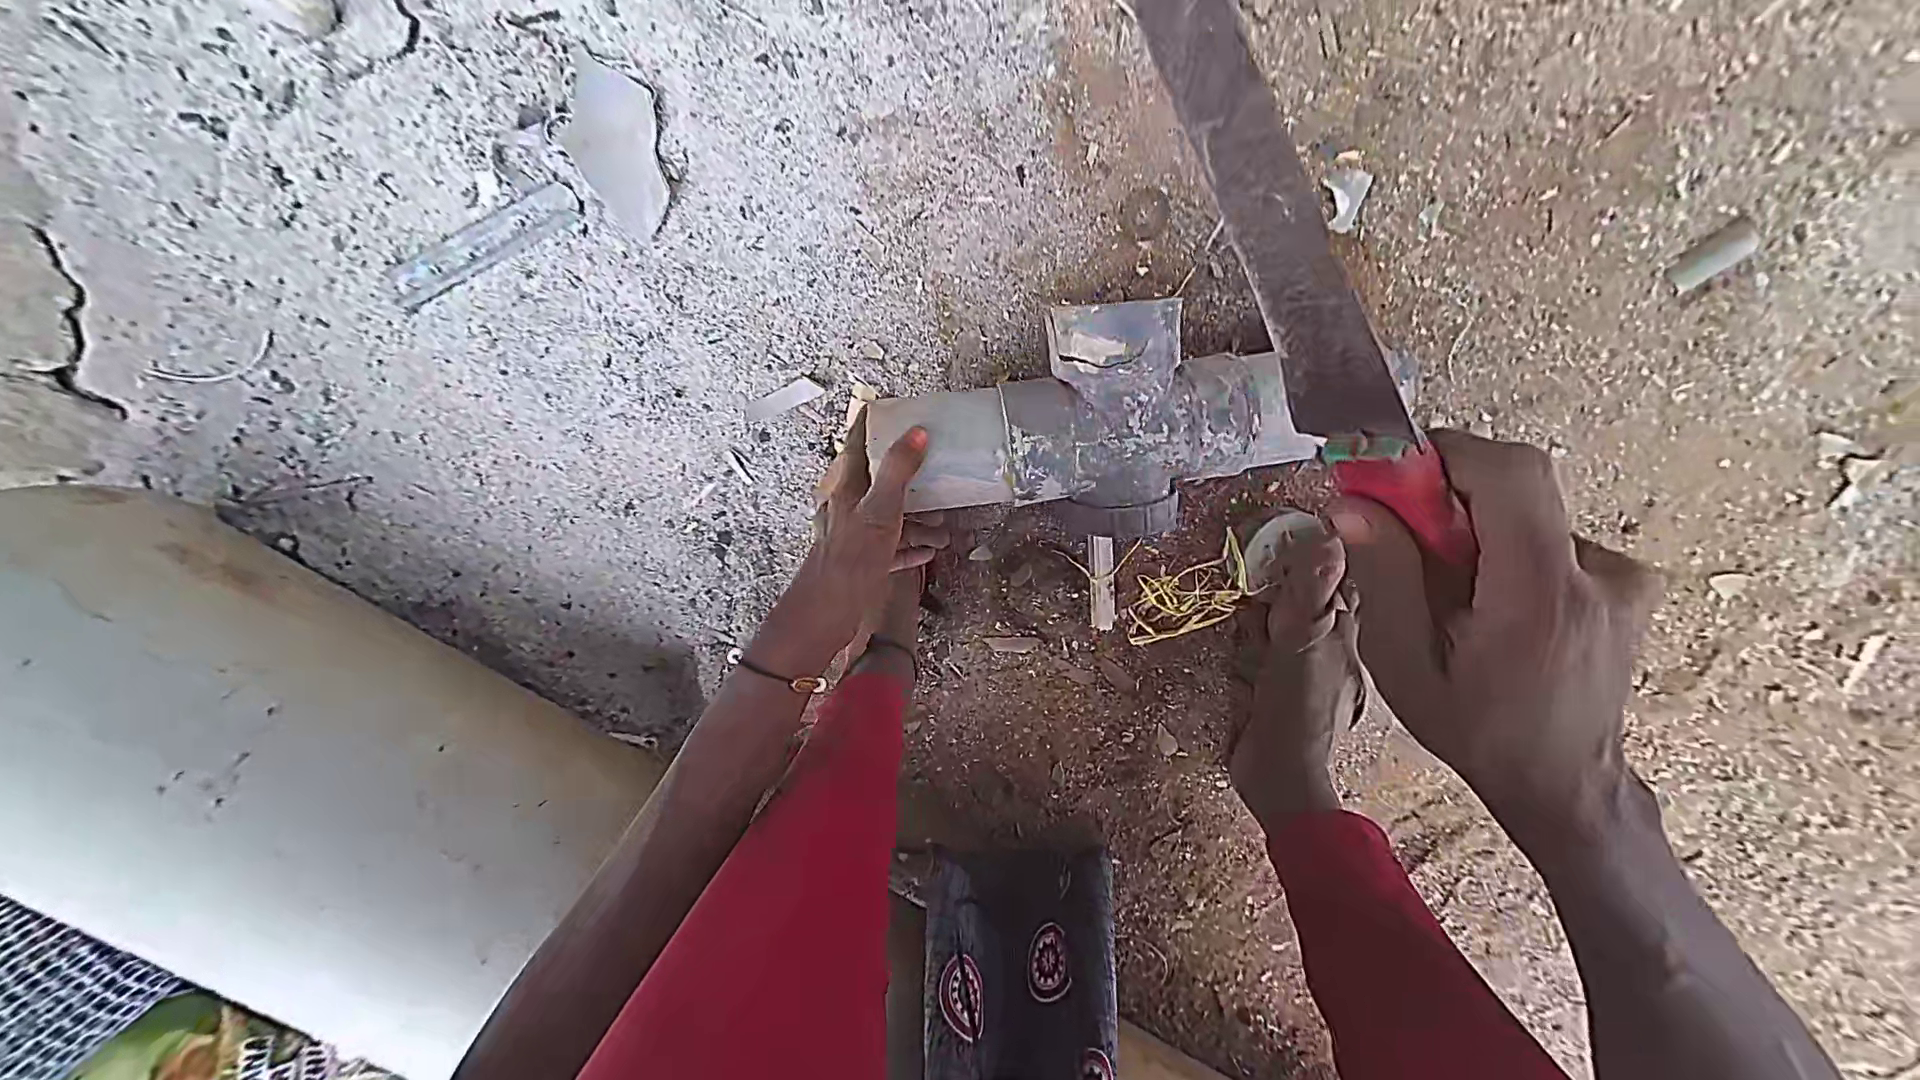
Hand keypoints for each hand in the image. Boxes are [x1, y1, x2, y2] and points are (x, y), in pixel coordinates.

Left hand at [748, 414, 943, 676]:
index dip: (871, 424)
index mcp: (849, 489)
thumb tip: (917, 434)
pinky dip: (909, 547)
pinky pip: (891, 548)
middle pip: (881, 483)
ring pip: (890, 519)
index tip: (888, 410)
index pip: (857, 444)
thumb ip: (898, 471)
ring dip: (917, 522)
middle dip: (911, 483)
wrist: (827, 612)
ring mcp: (855, 536)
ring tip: (942, 530)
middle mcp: (849, 508)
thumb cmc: (850, 561)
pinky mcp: (862, 562)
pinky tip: (926, 552)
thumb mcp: (880, 510)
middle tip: (937, 480)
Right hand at [1329, 430, 1661, 849]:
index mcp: (1543, 594)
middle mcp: (1599, 571)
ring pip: (1521, 510)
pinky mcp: (1620, 579)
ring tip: (1436, 584)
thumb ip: (1385, 576)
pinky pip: (1538, 532)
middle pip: (1514, 484)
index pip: (1509, 474)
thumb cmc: (1474, 728)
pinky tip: (1473, 595)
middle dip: (1441, 492)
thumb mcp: (1404, 660)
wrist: (1564, 782)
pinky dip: (1492, 544)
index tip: (1383, 468)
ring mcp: (1620, 574)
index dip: (1442, 452)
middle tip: (1392, 531)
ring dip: (1465, 526)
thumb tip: (1351, 505)